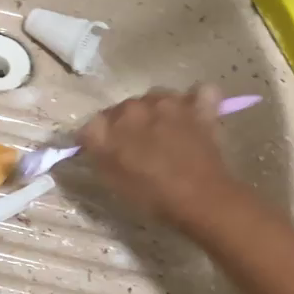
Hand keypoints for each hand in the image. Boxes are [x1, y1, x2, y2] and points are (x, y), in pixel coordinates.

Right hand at [76, 85, 244, 227]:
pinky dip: (197, 102)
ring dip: (158, 112)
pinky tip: (196, 117)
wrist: (198, 199)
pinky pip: (199, 93)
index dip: (100, 137)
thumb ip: (99, 152)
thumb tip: (94, 138)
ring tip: (166, 134)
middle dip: (129, 124)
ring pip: (158, 98)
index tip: (106, 152)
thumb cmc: (151, 196)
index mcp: (108, 125)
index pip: (95, 123)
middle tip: (139, 148)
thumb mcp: (112, 180)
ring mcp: (168, 102)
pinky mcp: (199, 107)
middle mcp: (134, 106)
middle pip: (126, 109)